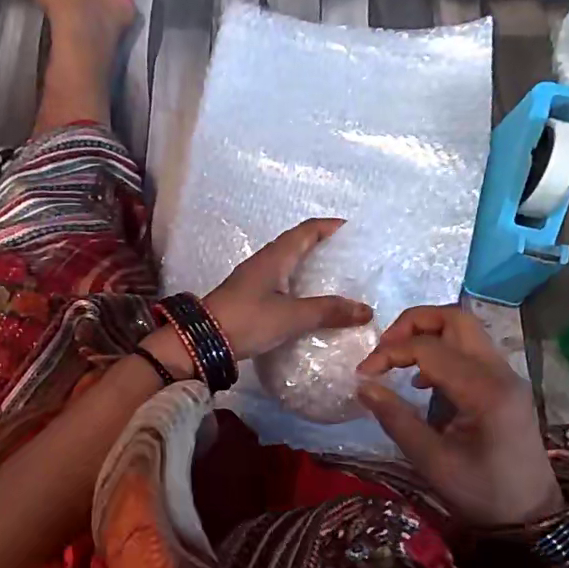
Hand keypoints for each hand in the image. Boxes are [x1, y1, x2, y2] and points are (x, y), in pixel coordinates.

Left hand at [144, 218, 373, 377]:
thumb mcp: (292, 316)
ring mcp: (254, 280)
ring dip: (311, 269)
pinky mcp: (249, 299)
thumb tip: (366, 310)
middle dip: (325, 248)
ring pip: (289, 266)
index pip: (308, 230)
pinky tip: (310, 305)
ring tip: (337, 282)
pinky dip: (299, 288)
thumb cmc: (248, 319)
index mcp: (276, 256)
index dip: (331, 227)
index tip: (354, 231)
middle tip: (351, 259)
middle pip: (298, 245)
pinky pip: (281, 285)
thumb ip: (328, 311)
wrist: (202, 341)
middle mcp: (264, 262)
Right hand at [355, 305, 562, 527]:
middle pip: (456, 319)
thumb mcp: (431, 461)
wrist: (530, 515)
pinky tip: (420, 380)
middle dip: (413, 323)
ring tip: (396, 359)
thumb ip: (396, 418)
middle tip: (383, 348)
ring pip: (465, 330)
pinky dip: (441, 350)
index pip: (429, 348)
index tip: (362, 374)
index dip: (389, 353)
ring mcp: (506, 376)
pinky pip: (470, 350)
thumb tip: (363, 385)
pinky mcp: (504, 385)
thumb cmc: (480, 492)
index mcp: (484, 391)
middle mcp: (500, 372)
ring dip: (427, 334)